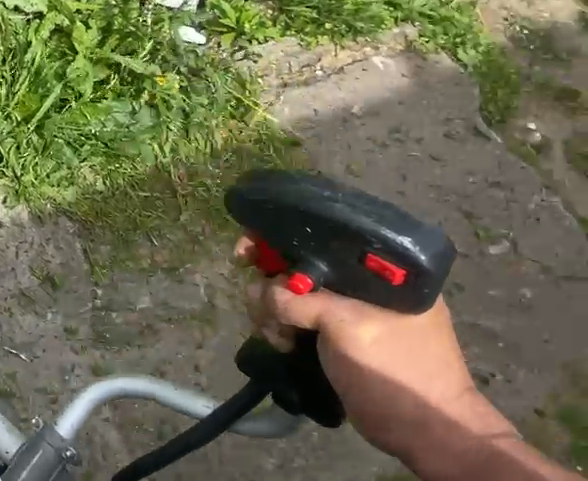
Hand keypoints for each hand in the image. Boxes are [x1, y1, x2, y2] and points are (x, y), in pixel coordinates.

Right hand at [234, 237, 569, 480]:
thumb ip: (294, 298)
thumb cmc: (395, 368)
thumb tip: (258, 293)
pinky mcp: (335, 338)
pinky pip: (294, 318)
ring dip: (271, 311)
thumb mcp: (343, 323)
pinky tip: (279, 342)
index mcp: (381, 275)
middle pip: (297, 267)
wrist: (425, 434)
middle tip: (257, 299)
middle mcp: (363, 289)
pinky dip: (279, 326)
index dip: (277, 240)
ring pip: (289, 295)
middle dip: (270, 283)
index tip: (249, 252)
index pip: (318, 240)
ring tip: (275, 335)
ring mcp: (349, 315)